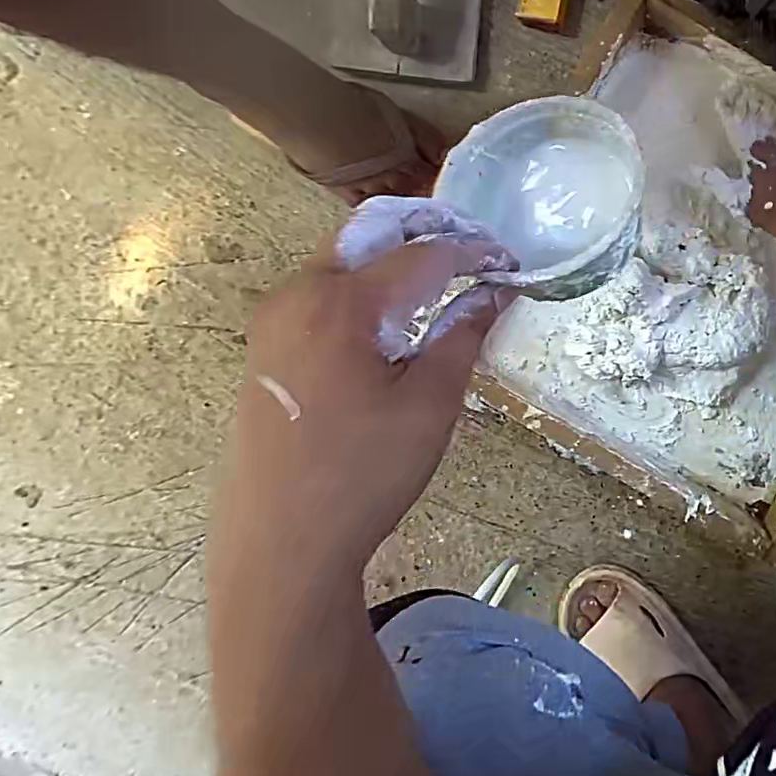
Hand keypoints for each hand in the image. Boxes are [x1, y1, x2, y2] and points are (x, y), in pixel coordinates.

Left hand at [220, 200, 517, 574]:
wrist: (279, 545)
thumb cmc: (363, 474)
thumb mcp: (429, 403)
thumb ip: (463, 334)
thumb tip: (495, 291)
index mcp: (340, 303)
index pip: (422, 254)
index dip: (472, 251)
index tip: (509, 260)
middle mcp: (297, 294)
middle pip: (370, 234)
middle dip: (427, 230)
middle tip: (474, 248)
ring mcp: (274, 318)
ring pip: (343, 259)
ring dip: (394, 255)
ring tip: (443, 276)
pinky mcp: (267, 345)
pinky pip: (322, 291)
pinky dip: (365, 284)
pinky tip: (393, 315)